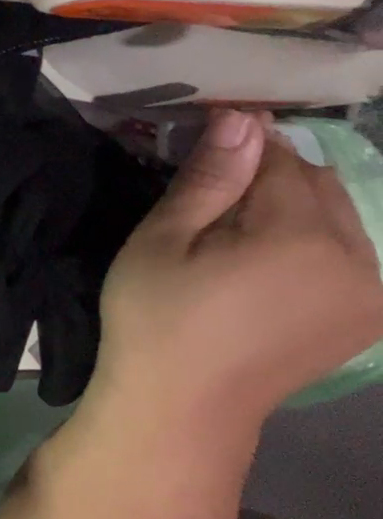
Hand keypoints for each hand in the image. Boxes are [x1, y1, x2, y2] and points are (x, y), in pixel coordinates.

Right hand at [93, 111, 382, 433]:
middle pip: (319, 185)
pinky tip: (259, 257)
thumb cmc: (157, 310)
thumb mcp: (164, 237)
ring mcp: (373, 294)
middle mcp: (360, 261)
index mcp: (303, 238)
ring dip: (289, 205)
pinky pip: (349, 253)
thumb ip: (210, 179)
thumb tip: (242, 119)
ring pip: (339, 217)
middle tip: (203, 185)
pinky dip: (308, 238)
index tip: (197, 137)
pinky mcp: (369, 317)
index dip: (239, 141)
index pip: (281, 160)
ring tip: (227, 225)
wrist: (185, 399)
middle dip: (267, 172)